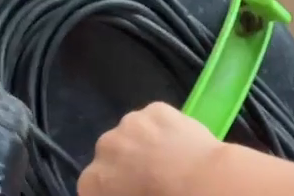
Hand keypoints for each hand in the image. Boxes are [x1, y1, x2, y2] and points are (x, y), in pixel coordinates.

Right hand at [78, 102, 224, 195]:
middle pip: (111, 154)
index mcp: (94, 179)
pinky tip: (179, 145)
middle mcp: (105, 144)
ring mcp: (131, 120)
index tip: (129, 193)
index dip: (112, 190)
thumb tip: (129, 188)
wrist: (202, 185)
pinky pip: (155, 121)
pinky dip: (163, 130)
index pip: (92, 186)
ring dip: (143, 144)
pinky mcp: (156, 107)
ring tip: (167, 161)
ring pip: (132, 133)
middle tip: (149, 180)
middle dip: (125, 164)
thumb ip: (120, 193)